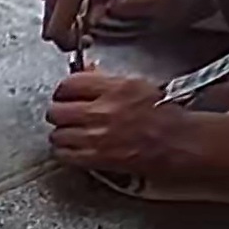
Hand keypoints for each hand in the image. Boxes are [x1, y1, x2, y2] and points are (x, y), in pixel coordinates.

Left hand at [46, 72, 195, 173]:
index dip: (63, 90)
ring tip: (74, 133)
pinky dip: (64, 152)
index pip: (69, 84)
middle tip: (66, 115)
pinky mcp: (91, 158)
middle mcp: (102, 111)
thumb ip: (104, 80)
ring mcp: (94, 136)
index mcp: (115, 88)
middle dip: (59, 112)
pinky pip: (61, 154)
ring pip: (56, 134)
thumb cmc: (159, 112)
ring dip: (62, 134)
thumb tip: (84, 70)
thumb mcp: (135, 86)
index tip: (66, 95)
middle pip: (55, 111)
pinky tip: (75, 148)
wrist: (173, 141)